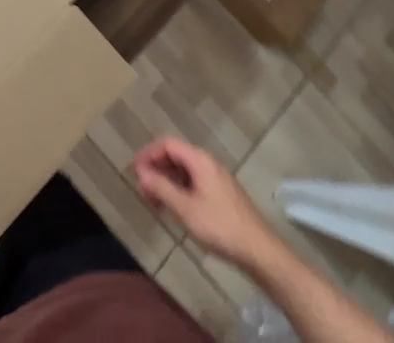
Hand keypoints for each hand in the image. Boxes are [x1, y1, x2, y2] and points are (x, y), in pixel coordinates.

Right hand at [133, 137, 276, 266]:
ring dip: (167, 182)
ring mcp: (217, 179)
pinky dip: (179, 190)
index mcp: (200, 161)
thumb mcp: (185, 208)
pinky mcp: (222, 193)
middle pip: (176, 156)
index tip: (135, 173)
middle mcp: (209, 164)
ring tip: (154, 203)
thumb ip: (162, 188)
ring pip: (185, 171)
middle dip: (156, 169)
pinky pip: (194, 183)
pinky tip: (174, 209)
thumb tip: (141, 173)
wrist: (257, 249)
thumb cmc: (219, 226)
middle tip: (142, 191)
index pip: (168, 144)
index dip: (149, 154)